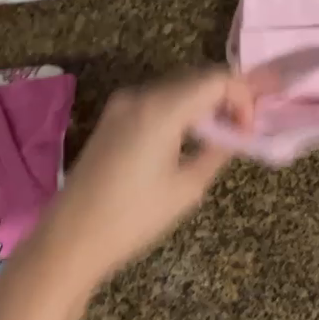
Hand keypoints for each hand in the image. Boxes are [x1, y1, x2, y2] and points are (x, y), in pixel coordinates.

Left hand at [33, 68, 259, 288]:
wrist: (69, 240)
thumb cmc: (134, 218)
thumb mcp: (188, 187)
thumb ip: (218, 150)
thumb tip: (237, 133)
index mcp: (162, 110)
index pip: (218, 80)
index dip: (243, 97)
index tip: (249, 129)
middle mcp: (141, 96)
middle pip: (198, 78)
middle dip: (226, 97)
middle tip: (242, 129)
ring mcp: (122, 105)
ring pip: (179, 88)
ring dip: (204, 103)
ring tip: (221, 134)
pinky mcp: (113, 118)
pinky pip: (158, 100)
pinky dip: (182, 110)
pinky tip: (189, 137)